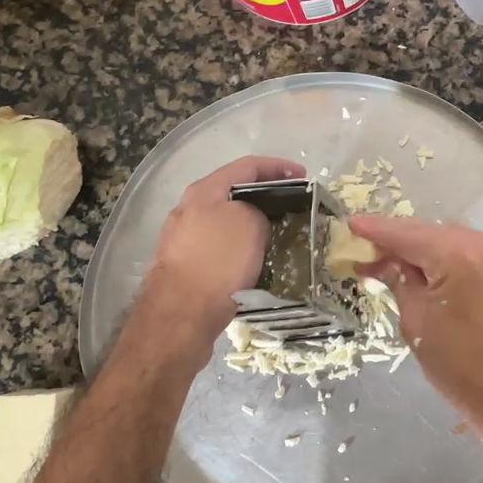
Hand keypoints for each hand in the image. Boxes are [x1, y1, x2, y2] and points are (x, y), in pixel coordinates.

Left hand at [143, 155, 303, 334]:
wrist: (180, 317)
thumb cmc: (217, 262)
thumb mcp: (250, 223)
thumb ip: (258, 209)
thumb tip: (257, 218)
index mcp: (203, 191)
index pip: (247, 165)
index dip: (278, 166)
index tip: (303, 176)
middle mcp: (188, 211)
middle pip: (234, 194)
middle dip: (266, 198)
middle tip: (293, 208)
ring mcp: (184, 241)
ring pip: (227, 224)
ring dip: (254, 226)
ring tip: (281, 237)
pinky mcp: (186, 269)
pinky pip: (221, 250)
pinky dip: (242, 250)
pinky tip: (257, 263)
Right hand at [349, 216, 482, 427]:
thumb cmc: (462, 368)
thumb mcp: (417, 324)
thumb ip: (400, 282)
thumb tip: (383, 260)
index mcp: (460, 256)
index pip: (408, 234)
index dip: (376, 230)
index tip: (351, 224)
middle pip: (430, 232)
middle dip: (398, 242)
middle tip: (367, 257)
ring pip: (450, 239)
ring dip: (422, 249)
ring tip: (392, 266)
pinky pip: (470, 251)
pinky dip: (446, 257)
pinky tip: (426, 270)